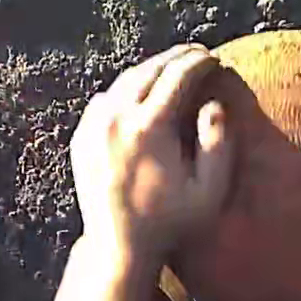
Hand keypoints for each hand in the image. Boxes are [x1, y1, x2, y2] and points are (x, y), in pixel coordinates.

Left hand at [71, 43, 233, 283]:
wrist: (119, 246)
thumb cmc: (170, 222)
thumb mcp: (209, 190)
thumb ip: (218, 144)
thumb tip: (213, 104)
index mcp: (148, 127)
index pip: (177, 76)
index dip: (199, 63)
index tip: (214, 59)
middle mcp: (116, 118)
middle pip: (148, 70)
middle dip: (176, 57)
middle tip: (196, 53)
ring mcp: (94, 127)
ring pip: (124, 81)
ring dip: (151, 70)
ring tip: (173, 69)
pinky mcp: (82, 138)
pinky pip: (104, 100)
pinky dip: (125, 90)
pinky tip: (140, 94)